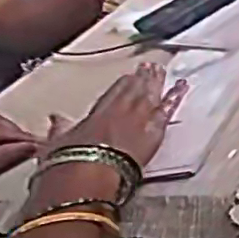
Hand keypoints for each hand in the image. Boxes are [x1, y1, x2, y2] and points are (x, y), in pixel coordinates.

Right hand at [48, 64, 188, 168]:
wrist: (92, 172)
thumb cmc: (72, 158)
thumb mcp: (60, 140)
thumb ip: (61, 127)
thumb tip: (56, 118)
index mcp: (100, 110)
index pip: (117, 91)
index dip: (126, 83)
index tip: (131, 76)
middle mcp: (122, 109)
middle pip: (136, 89)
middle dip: (144, 77)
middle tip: (151, 66)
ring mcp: (141, 117)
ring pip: (152, 94)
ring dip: (158, 81)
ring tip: (163, 70)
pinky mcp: (157, 130)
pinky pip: (169, 109)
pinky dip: (175, 97)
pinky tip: (182, 87)